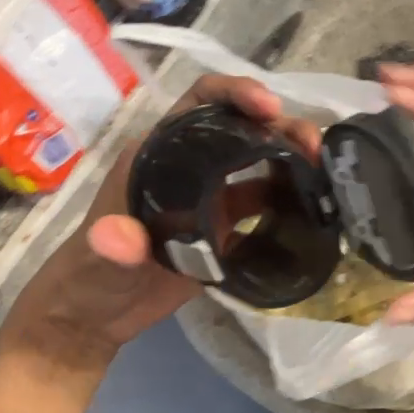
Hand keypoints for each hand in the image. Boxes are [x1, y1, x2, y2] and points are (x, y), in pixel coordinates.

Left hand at [7, 74, 321, 366]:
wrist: (94, 318)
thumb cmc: (87, 277)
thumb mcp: (96, 259)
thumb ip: (109, 247)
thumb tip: (120, 239)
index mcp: (158, 153)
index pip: (200, 103)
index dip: (236, 94)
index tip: (269, 106)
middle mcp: (189, 165)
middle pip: (242, 128)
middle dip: (281, 127)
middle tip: (314, 148)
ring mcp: (209, 197)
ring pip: (260, 163)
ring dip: (294, 160)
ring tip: (326, 174)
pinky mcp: (224, 229)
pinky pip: (265, 204)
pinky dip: (291, 200)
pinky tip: (318, 208)